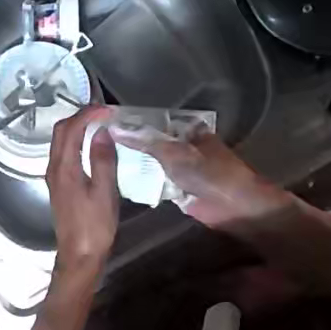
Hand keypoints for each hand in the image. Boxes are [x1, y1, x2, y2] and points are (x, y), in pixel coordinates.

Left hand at [47, 105, 119, 273]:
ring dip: (78, 129)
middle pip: (61, 132)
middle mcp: (54, 169)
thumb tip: (102, 133)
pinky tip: (93, 147)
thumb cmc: (94, 227)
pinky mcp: (60, 187)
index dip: (87, 114)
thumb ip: (103, 160)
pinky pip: (65, 154)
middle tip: (103, 113)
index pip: (70, 130)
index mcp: (64, 169)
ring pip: (61, 143)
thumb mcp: (105, 193)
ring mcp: (55, 178)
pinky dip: (77, 143)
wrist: (79, 256)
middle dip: (80, 117)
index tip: (107, 109)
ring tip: (101, 125)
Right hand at [114, 124, 293, 229]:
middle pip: (150, 143)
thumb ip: (145, 141)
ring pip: (151, 164)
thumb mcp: (174, 152)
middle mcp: (183, 146)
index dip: (132, 123)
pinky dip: (141, 183)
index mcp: (187, 129)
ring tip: (100, 161)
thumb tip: (115, 127)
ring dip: (134, 165)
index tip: (104, 124)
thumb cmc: (210, 173)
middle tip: (96, 144)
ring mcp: (180, 169)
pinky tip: (117, 181)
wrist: (234, 207)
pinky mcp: (178, 190)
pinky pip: (155, 183)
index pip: (154, 121)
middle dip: (129, 146)